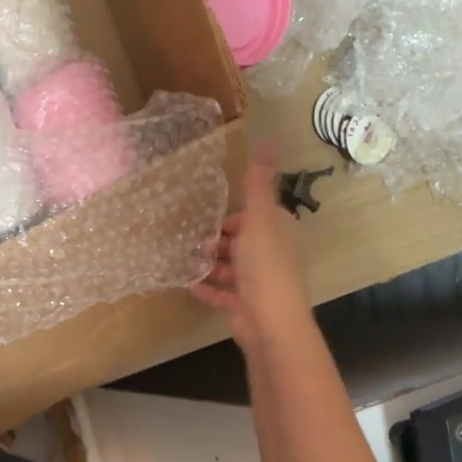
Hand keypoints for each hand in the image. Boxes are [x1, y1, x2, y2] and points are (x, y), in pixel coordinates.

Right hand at [189, 141, 313, 347]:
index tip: (209, 213)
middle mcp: (271, 255)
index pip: (257, 216)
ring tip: (182, 258)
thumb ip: (259, 183)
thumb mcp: (259, 218)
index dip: (235, 214)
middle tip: (187, 236)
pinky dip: (207, 289)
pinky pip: (222, 294)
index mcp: (279, 231)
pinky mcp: (243, 306)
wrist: (270, 322)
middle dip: (218, 239)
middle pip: (242, 242)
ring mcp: (257, 283)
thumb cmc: (265, 266)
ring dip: (210, 263)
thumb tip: (267, 139)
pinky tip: (187, 284)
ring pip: (231, 268)